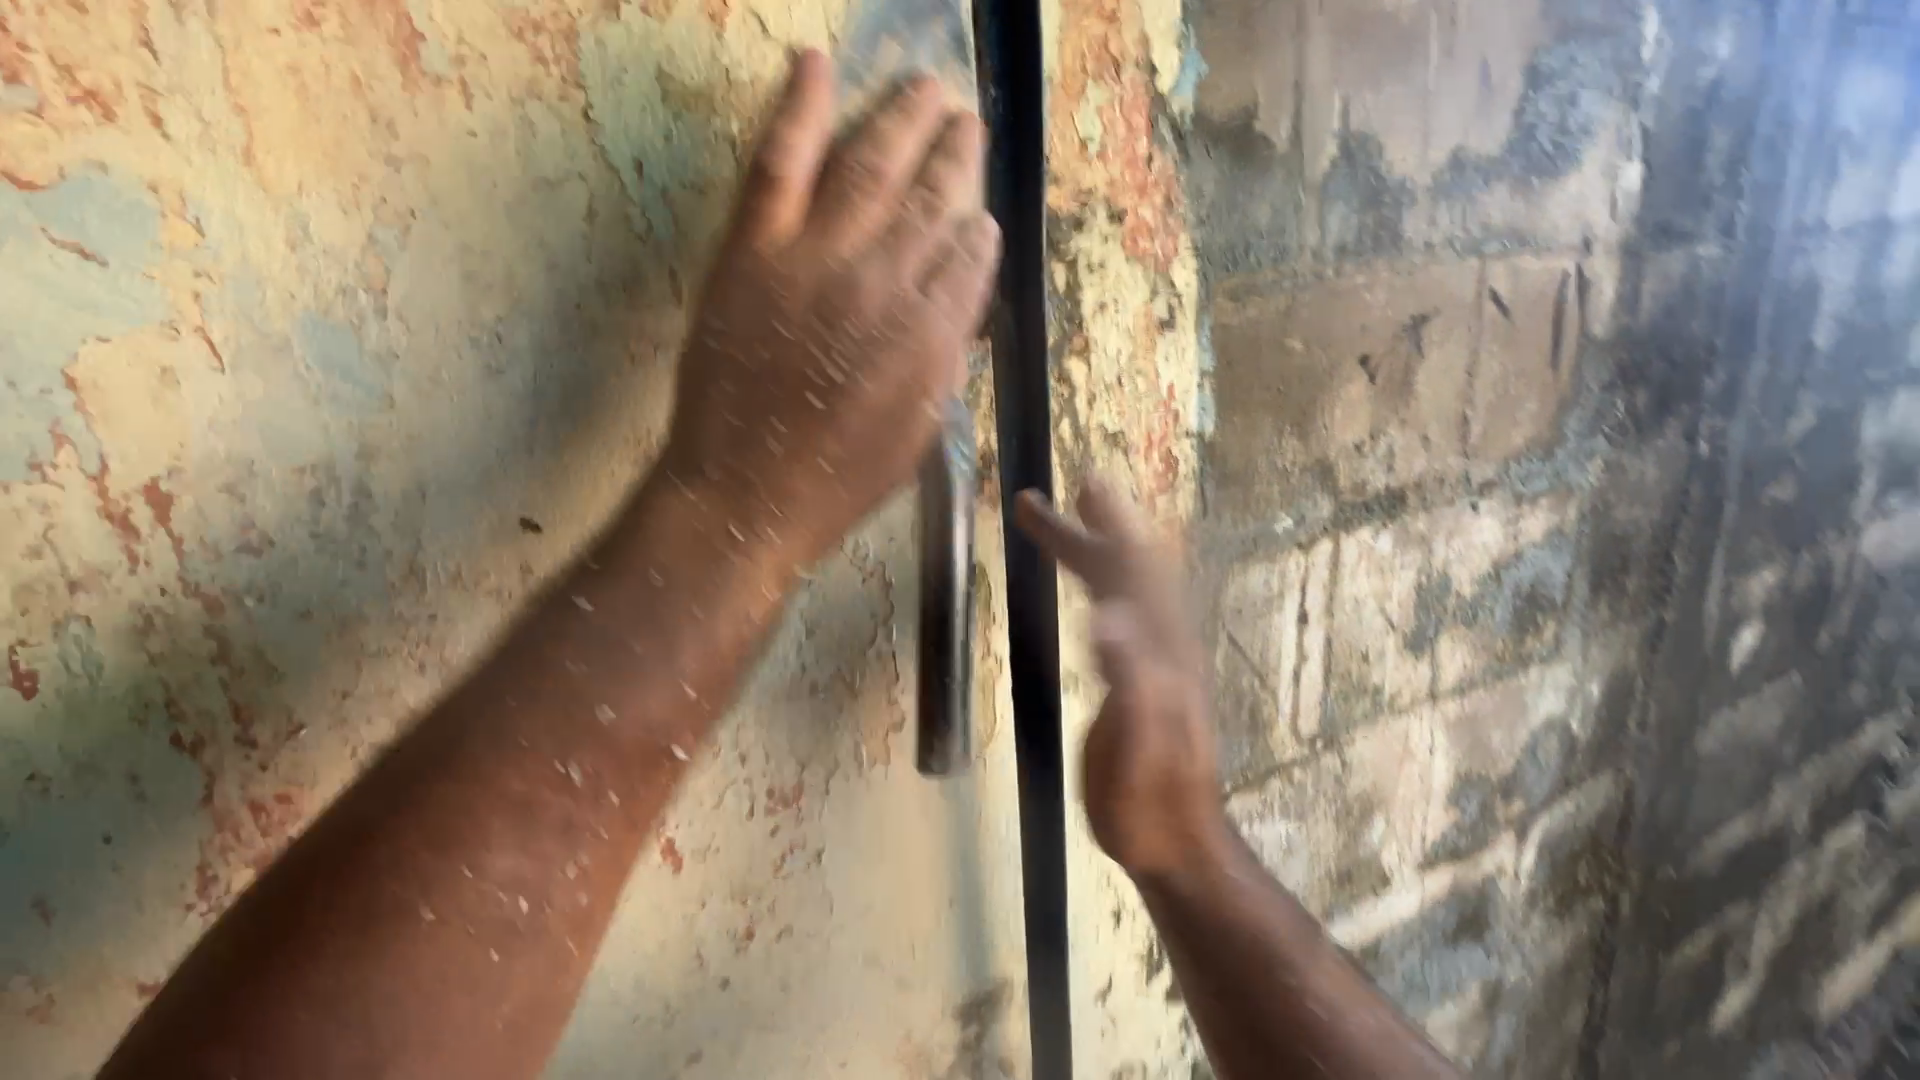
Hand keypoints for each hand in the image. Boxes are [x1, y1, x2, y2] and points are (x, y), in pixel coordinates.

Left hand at [662, 51, 999, 566]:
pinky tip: (815, 64)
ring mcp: (816, 259)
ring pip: (869, 166)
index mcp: (932, 334)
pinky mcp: (753, 252)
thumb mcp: (918, 433)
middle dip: (956, 155)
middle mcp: (885, 282)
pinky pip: (777, 165)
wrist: (744, 496)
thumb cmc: (838, 481)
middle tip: (967, 121)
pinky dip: (796, 110)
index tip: (979, 216)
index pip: (970, 254)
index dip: (977, 229)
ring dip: (903, 118)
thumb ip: (943, 359)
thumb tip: (958, 302)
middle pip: (932, 198)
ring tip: (927, 86)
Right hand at [1015, 480, 1226, 880]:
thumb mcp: (1136, 752)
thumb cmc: (1148, 805)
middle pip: (1131, 570)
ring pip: (1131, 589)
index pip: (1131, 576)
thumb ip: (1130, 685)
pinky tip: (1091, 595)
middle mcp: (1166, 646)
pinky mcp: (1150, 681)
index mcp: (1160, 653)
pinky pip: (1128, 615)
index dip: (1102, 531)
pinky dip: (1104, 586)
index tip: (1074, 488)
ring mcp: (1161, 662)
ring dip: (1101, 549)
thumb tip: (1106, 617)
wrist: (1179, 846)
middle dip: (1095, 528)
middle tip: (1059, 492)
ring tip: (1073, 519)